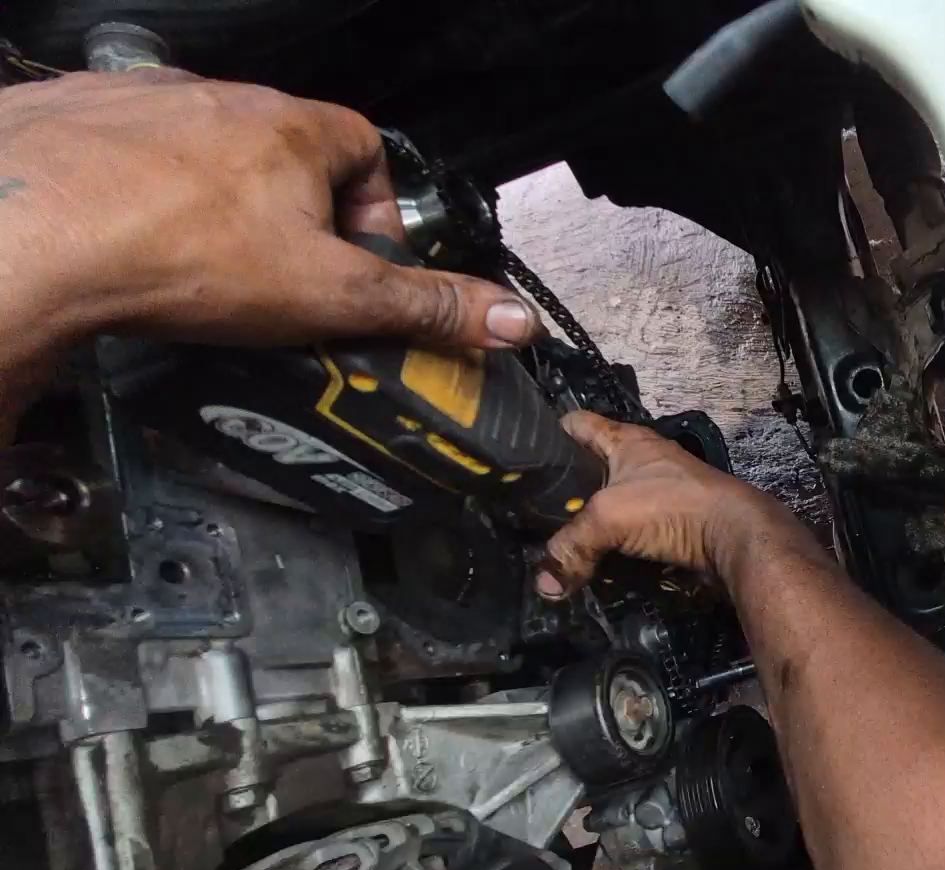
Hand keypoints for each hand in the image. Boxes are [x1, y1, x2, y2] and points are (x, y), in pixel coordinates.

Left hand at [0, 70, 542, 350]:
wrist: (1, 240)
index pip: (368, 146)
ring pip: (210, 154)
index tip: (370, 260)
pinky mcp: (53, 123)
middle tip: (302, 278)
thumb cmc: (177, 254)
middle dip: (309, 216)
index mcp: (285, 126)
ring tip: (221, 269)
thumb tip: (518, 321)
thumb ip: (434, 306)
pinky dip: (149, 197)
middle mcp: (205, 96)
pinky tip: (141, 244)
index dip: (382, 209)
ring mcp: (122, 102)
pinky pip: (129, 156)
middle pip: (292, 152)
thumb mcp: (339, 295)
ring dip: (231, 205)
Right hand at [537, 411, 821, 598]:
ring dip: (596, 522)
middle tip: (534, 512)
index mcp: (628, 440)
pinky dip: (620, 546)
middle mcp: (647, 461)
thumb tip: (544, 587)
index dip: (548, 432)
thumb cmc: (671, 506)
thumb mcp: (608, 518)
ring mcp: (665, 492)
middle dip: (568, 489)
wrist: (735, 535)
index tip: (520, 452)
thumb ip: (570, 547)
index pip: (577, 423)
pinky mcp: (678, 522)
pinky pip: (638, 532)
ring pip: (617, 504)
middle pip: (595, 468)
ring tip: (562, 541)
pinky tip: (599, 561)